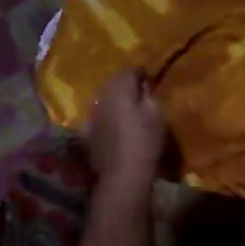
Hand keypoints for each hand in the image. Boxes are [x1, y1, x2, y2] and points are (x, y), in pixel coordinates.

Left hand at [84, 69, 167, 193]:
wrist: (122, 175)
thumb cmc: (145, 141)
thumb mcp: (158, 114)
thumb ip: (150, 95)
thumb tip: (143, 88)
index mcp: (119, 88)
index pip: (130, 70)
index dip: (141, 73)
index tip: (150, 79)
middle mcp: (101, 96)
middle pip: (113, 82)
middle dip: (125, 84)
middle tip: (139, 92)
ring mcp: (91, 114)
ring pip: (104, 98)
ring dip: (114, 99)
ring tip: (127, 108)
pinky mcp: (86, 131)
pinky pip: (98, 115)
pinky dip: (106, 115)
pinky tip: (114, 124)